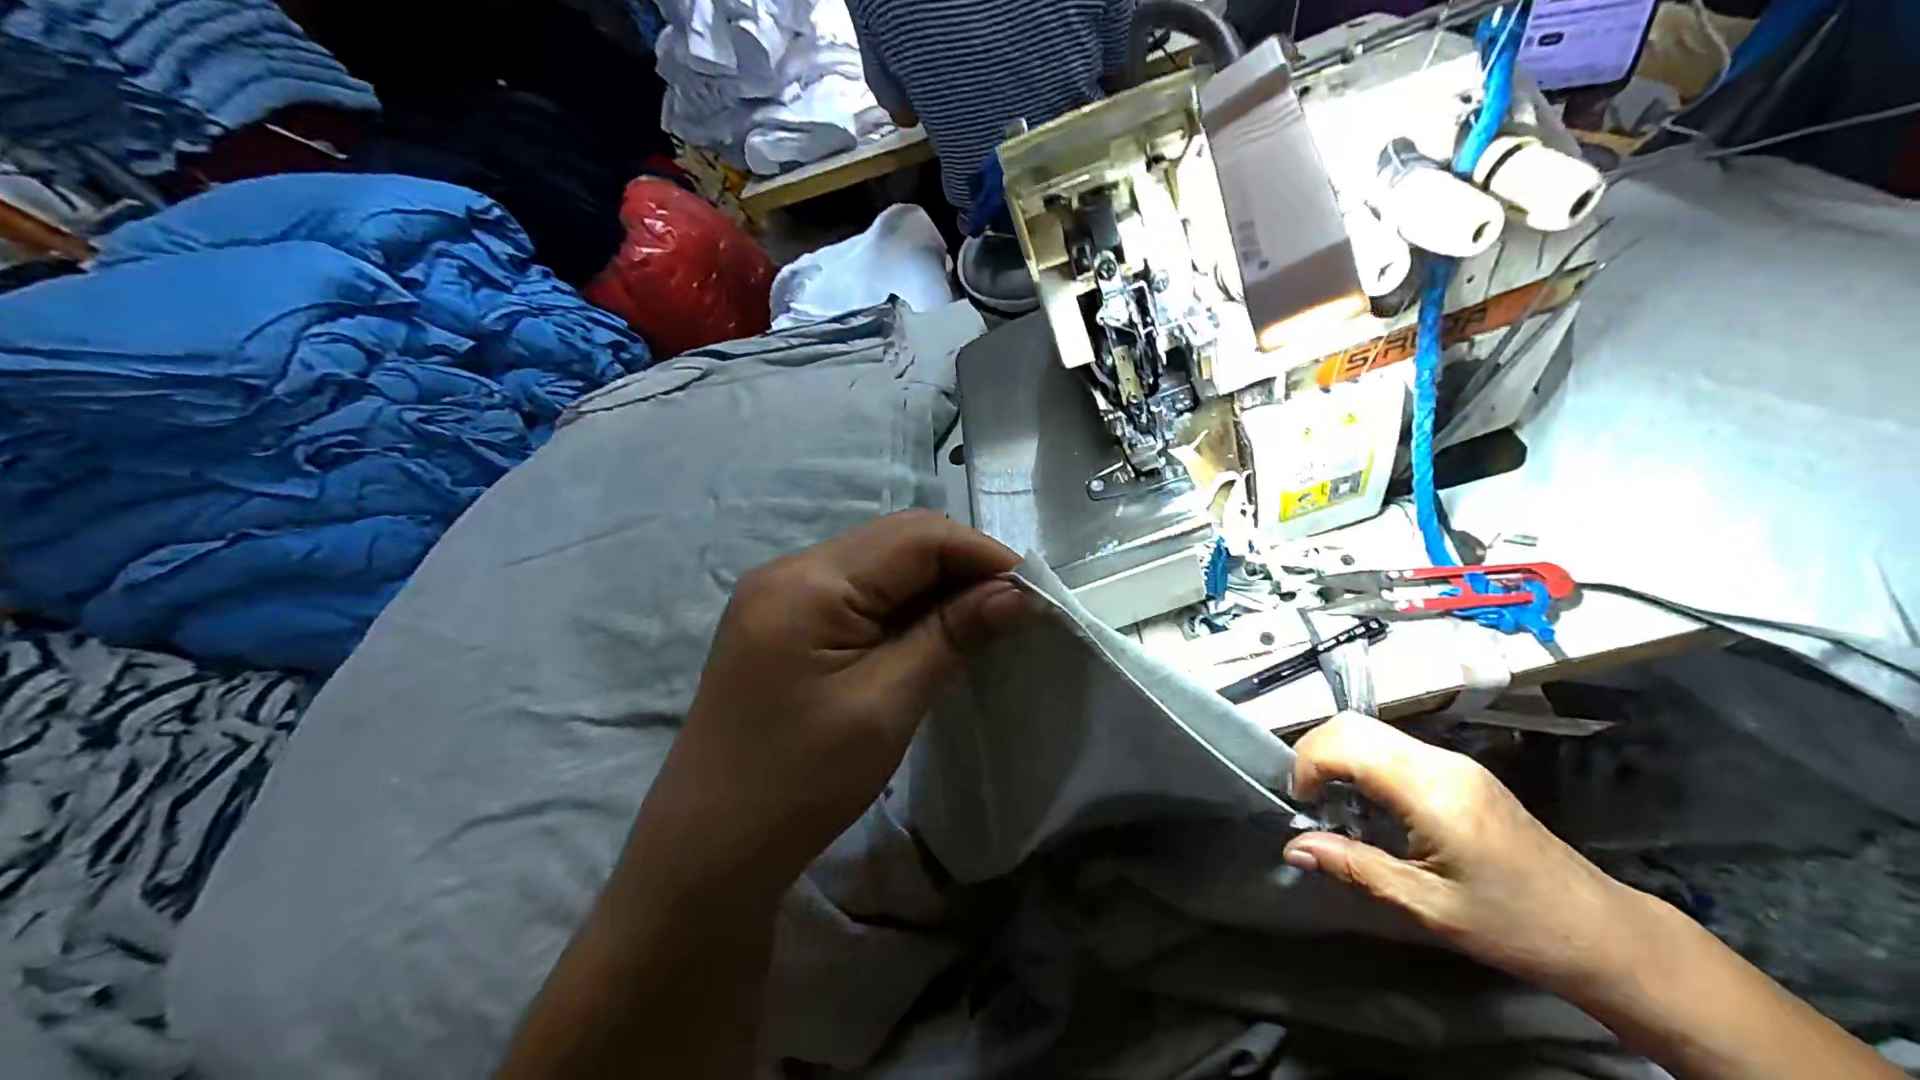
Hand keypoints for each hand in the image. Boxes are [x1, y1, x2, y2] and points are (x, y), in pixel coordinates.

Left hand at [644, 510, 1026, 896]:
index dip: (981, 554)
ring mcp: (780, 594)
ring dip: (933, 586)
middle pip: (895, 541)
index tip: (1032, 592)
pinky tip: (928, 635)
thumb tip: (1018, 593)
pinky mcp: (781, 622)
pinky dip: (901, 606)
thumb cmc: (799, 782)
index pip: (915, 537)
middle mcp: (789, 570)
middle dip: (960, 566)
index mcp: (808, 581)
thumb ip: (951, 636)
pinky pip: (856, 593)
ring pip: (878, 565)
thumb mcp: (885, 705)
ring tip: (980, 623)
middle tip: (1011, 610)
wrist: (707, 851)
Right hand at [1282, 713, 1635, 992]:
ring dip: (1336, 756)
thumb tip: (1293, 847)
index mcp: (1433, 792)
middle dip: (1314, 753)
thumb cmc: (1517, 926)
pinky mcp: (1459, 772)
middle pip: (1354, 725)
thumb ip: (1355, 867)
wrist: (1604, 933)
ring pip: (1371, 731)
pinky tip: (1364, 803)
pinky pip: (1391, 747)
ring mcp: (1454, 763)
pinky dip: (1361, 762)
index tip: (1298, 804)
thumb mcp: (1428, 906)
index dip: (1307, 765)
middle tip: (1307, 800)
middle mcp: (1442, 763)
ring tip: (1330, 803)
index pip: (1347, 744)